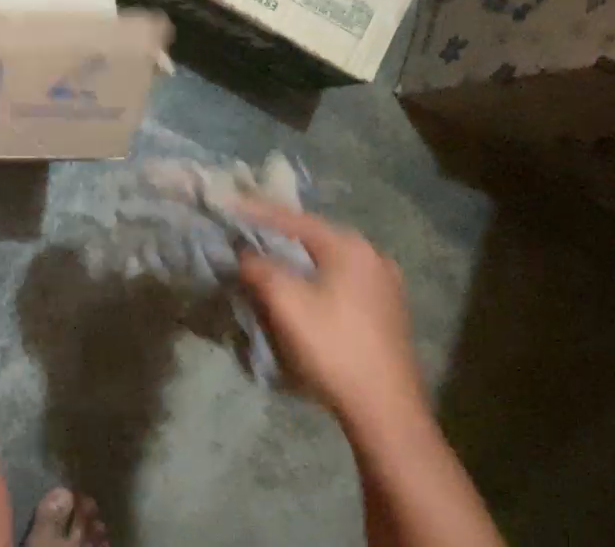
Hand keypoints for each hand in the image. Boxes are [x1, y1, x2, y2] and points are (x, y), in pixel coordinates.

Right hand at [234, 200, 425, 427]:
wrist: (386, 409)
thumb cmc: (333, 346)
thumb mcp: (284, 302)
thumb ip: (259, 266)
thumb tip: (245, 253)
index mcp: (350, 247)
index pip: (293, 218)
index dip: (256, 212)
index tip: (227, 206)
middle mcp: (372, 256)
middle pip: (312, 237)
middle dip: (277, 237)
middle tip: (244, 237)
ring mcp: (385, 284)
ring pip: (327, 261)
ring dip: (296, 261)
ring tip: (266, 264)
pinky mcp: (387, 310)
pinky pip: (341, 281)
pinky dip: (315, 279)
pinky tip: (299, 291)